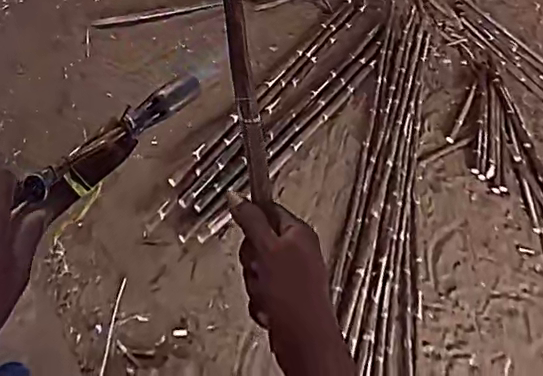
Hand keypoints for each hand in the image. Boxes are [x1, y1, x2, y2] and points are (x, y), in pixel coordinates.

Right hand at [232, 199, 355, 375]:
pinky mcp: (284, 298)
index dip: (252, 218)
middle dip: (251, 257)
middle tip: (258, 266)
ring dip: (254, 281)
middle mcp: (298, 253)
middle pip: (257, 239)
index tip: (244, 228)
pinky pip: (260, 289)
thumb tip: (236, 196)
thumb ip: (250, 220)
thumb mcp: (267, 248)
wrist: (306, 347)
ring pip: (256, 267)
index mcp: (299, 235)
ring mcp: (291, 277)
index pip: (268, 210)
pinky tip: (268, 308)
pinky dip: (259, 299)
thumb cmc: (295, 297)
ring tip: (266, 292)